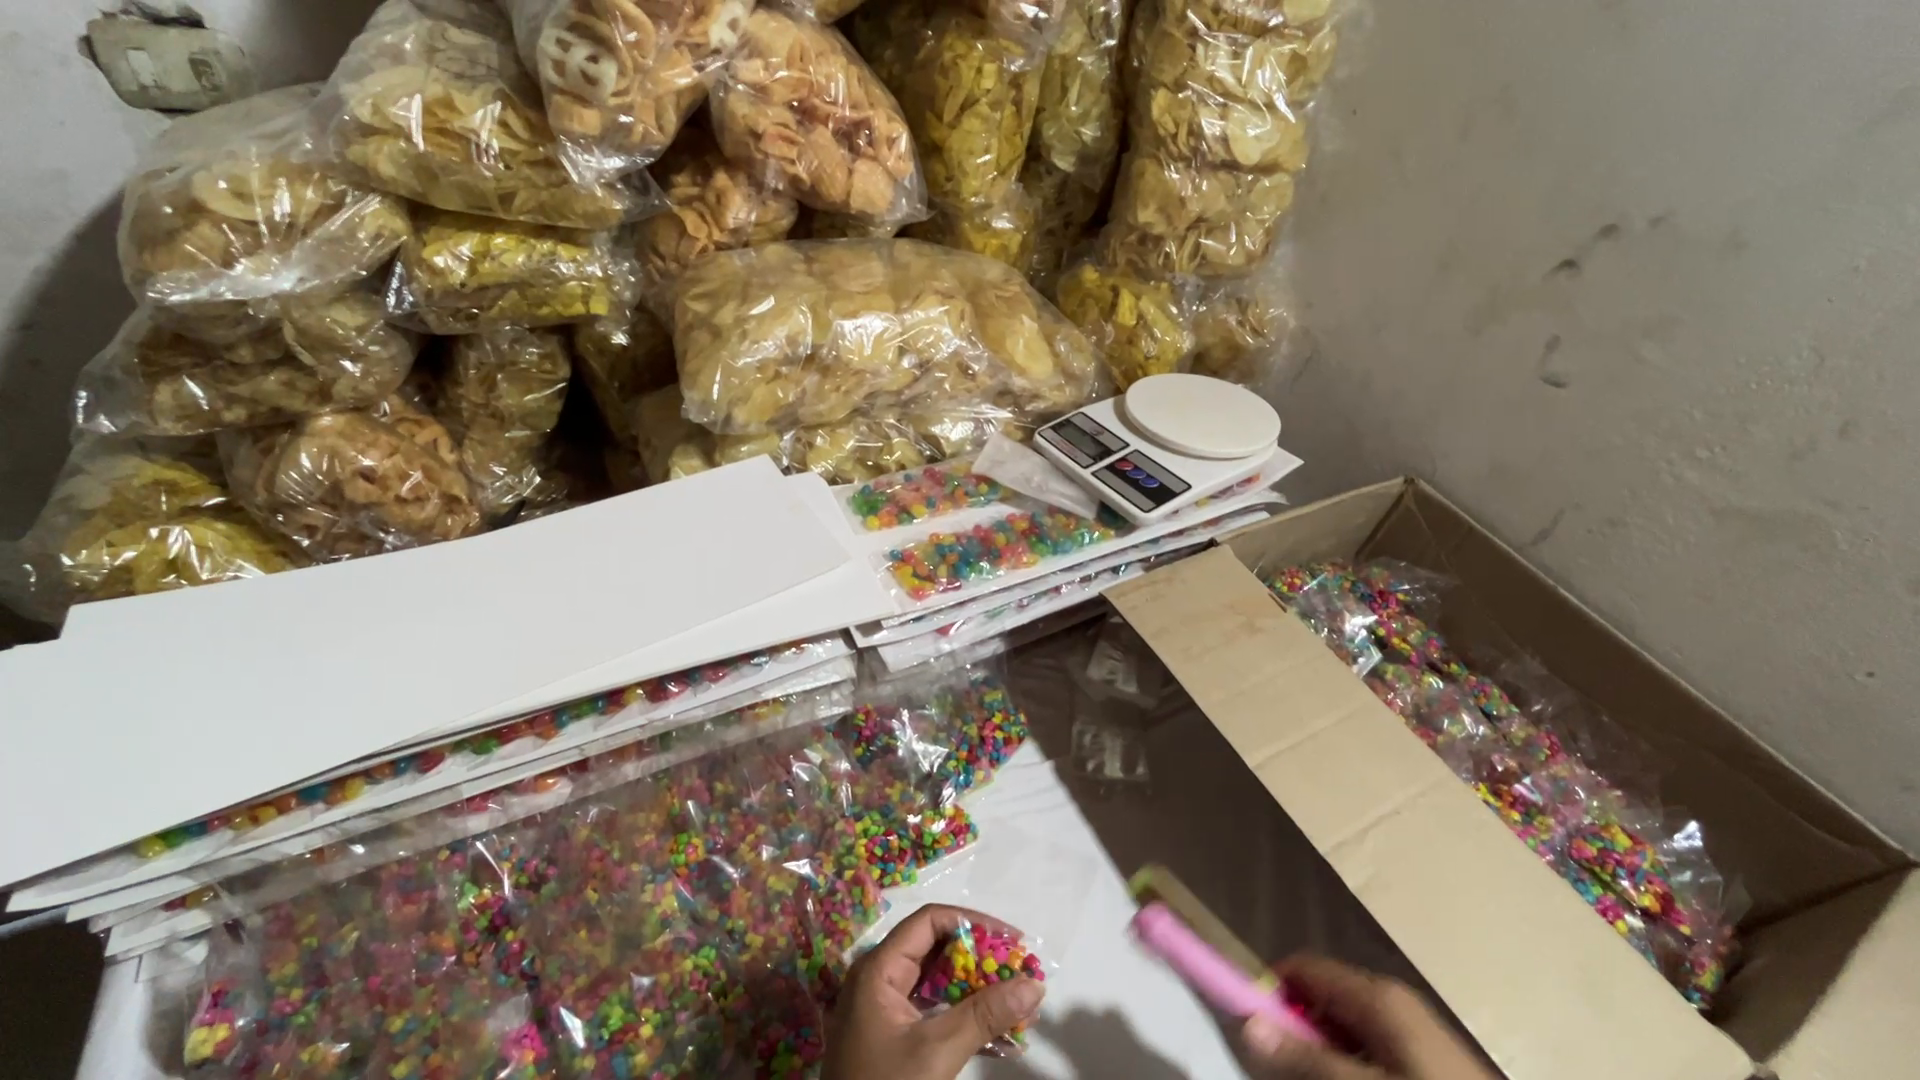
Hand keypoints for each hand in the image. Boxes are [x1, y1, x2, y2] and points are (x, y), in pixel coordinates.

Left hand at [824, 904, 1047, 1079]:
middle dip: (982, 960)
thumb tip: (1036, 984)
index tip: (1012, 941)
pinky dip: (966, 1016)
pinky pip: (935, 1011)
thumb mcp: (936, 1052)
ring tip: (1020, 1003)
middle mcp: (880, 979)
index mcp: (879, 969)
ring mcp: (885, 1009)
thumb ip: (985, 1015)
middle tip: (1021, 971)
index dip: (972, 923)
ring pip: (939, 983)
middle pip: (936, 949)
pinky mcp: (894, 1036)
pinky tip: (1002, 1032)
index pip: (929, 921)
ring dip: (979, 991)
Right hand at [1242, 955, 1494, 1079]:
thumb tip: (1248, 1023)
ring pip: (1342, 1025)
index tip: (1251, 1029)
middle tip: (1286, 1072)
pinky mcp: (1424, 1054)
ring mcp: (1410, 1026)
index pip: (1302, 966)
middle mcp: (1390, 998)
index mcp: (1377, 994)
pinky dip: (1349, 1064)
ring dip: (1322, 1053)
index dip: (1270, 991)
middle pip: (1320, 996)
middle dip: (1296, 1030)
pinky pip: (1367, 1045)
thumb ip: (1308, 1060)